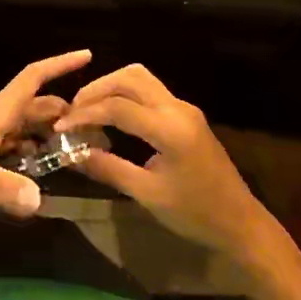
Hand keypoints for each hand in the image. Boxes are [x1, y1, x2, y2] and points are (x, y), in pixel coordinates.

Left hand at [0, 50, 91, 216]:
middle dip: (62, 108)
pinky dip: (26, 146)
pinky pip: (8, 140)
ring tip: (68, 146)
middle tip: (89, 123)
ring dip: (45, 129)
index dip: (60, 64)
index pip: (32, 79)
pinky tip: (32, 166)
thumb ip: (3, 188)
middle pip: (34, 104)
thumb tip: (39, 201)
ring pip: (21, 123)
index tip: (87, 54)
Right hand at [52, 65, 281, 260]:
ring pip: (142, 79)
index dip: (85, 114)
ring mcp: (185, 109)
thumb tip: (72, 154)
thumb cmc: (194, 213)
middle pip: (130, 78)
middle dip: (97, 89)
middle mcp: (178, 108)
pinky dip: (126, 96)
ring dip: (112, 87)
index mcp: (170, 129)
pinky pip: (151, 92)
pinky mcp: (187, 115)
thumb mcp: (147, 194)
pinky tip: (111, 117)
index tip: (60, 127)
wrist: (239, 221)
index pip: (118, 107)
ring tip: (88, 110)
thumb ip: (109, 169)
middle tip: (73, 112)